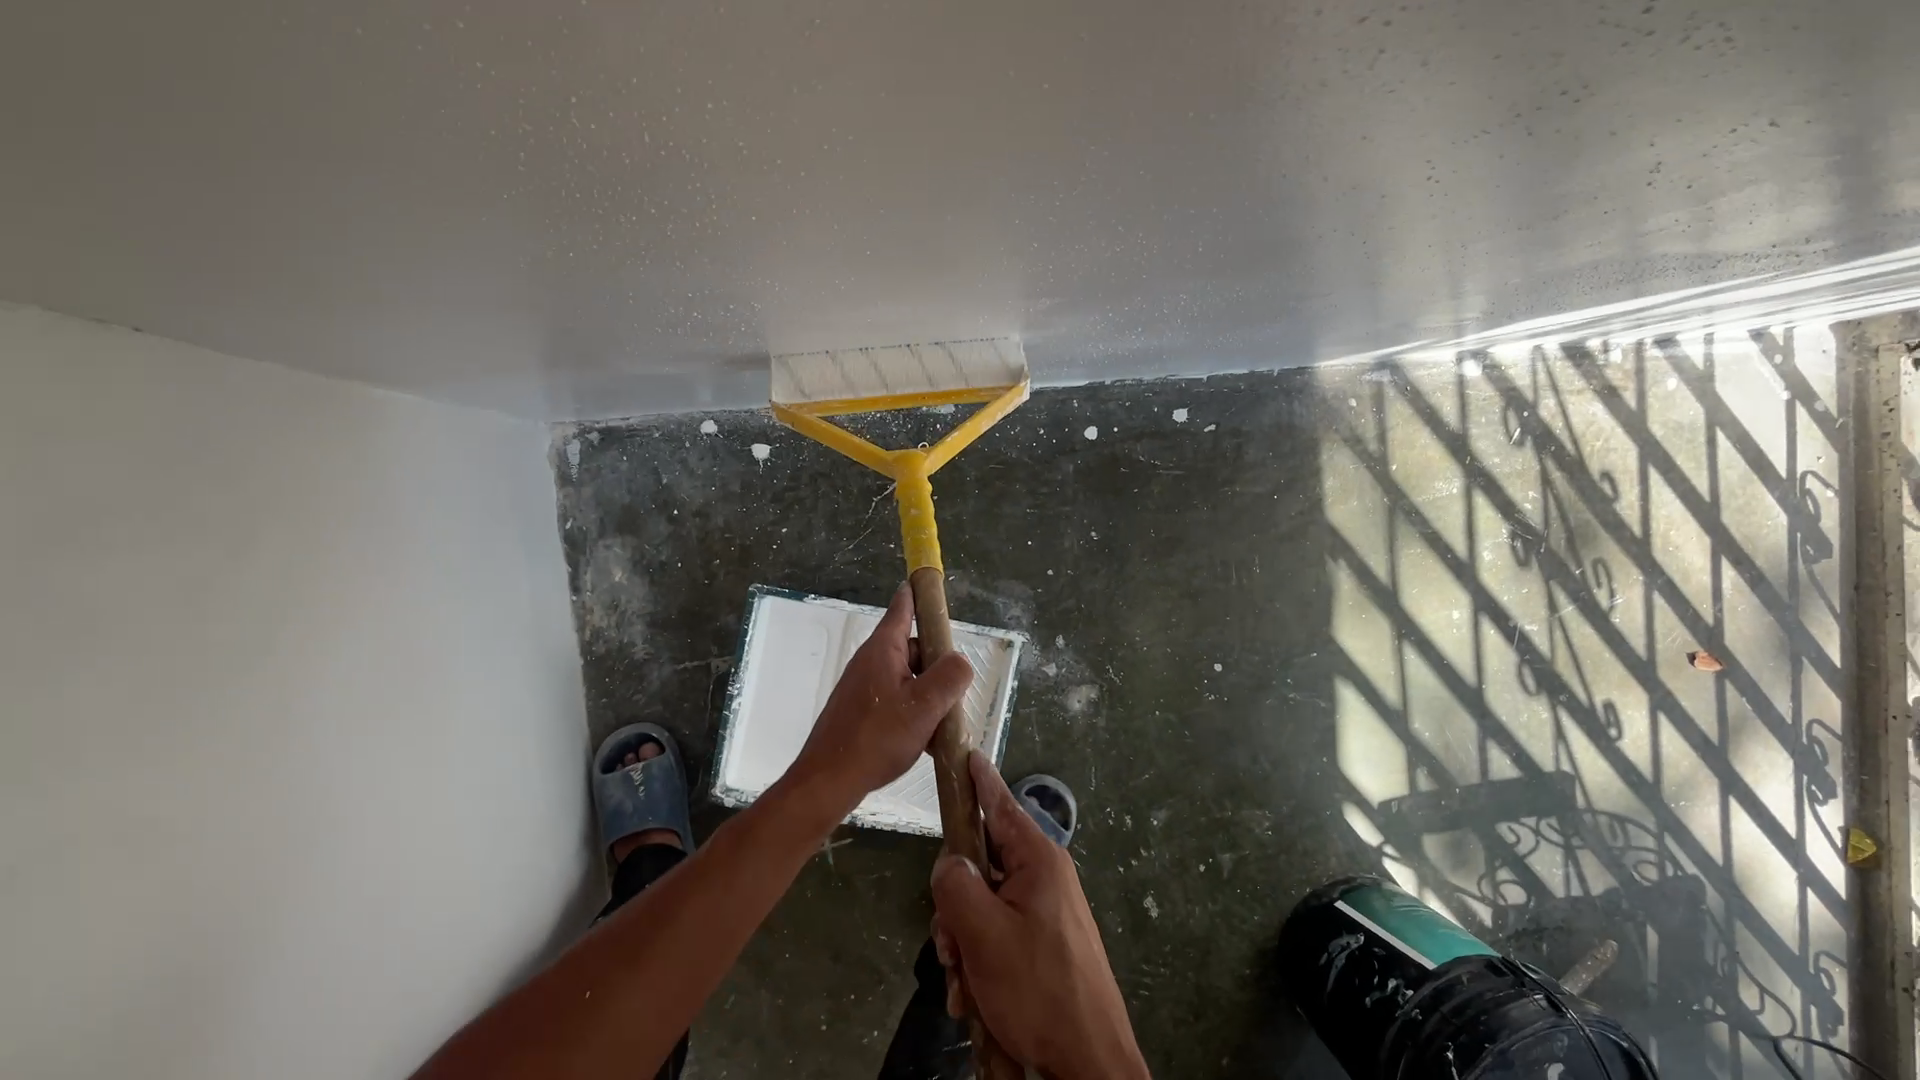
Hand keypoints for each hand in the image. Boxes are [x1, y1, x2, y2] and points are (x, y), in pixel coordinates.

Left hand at [784, 583, 973, 811]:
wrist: (829, 781)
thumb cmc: (877, 738)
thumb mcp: (926, 706)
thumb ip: (951, 676)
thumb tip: (960, 661)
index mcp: (884, 650)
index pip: (903, 609)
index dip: (918, 595)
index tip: (928, 583)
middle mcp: (871, 662)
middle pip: (915, 650)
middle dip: (938, 667)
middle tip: (954, 696)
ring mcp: (864, 688)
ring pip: (908, 680)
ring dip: (928, 697)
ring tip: (940, 726)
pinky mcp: (860, 712)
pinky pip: (896, 702)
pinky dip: (913, 714)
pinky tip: (923, 742)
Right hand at [929, 753, 1149, 1079]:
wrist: (1089, 1061)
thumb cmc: (1039, 989)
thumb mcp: (984, 934)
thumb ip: (956, 886)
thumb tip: (949, 861)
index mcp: (1038, 861)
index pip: (1000, 804)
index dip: (978, 779)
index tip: (964, 751)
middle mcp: (1043, 878)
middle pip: (980, 864)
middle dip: (955, 905)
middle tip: (950, 945)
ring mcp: (1043, 912)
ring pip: (983, 905)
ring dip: (963, 941)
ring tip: (965, 982)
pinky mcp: (1041, 943)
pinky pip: (996, 935)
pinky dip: (979, 962)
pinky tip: (974, 997)